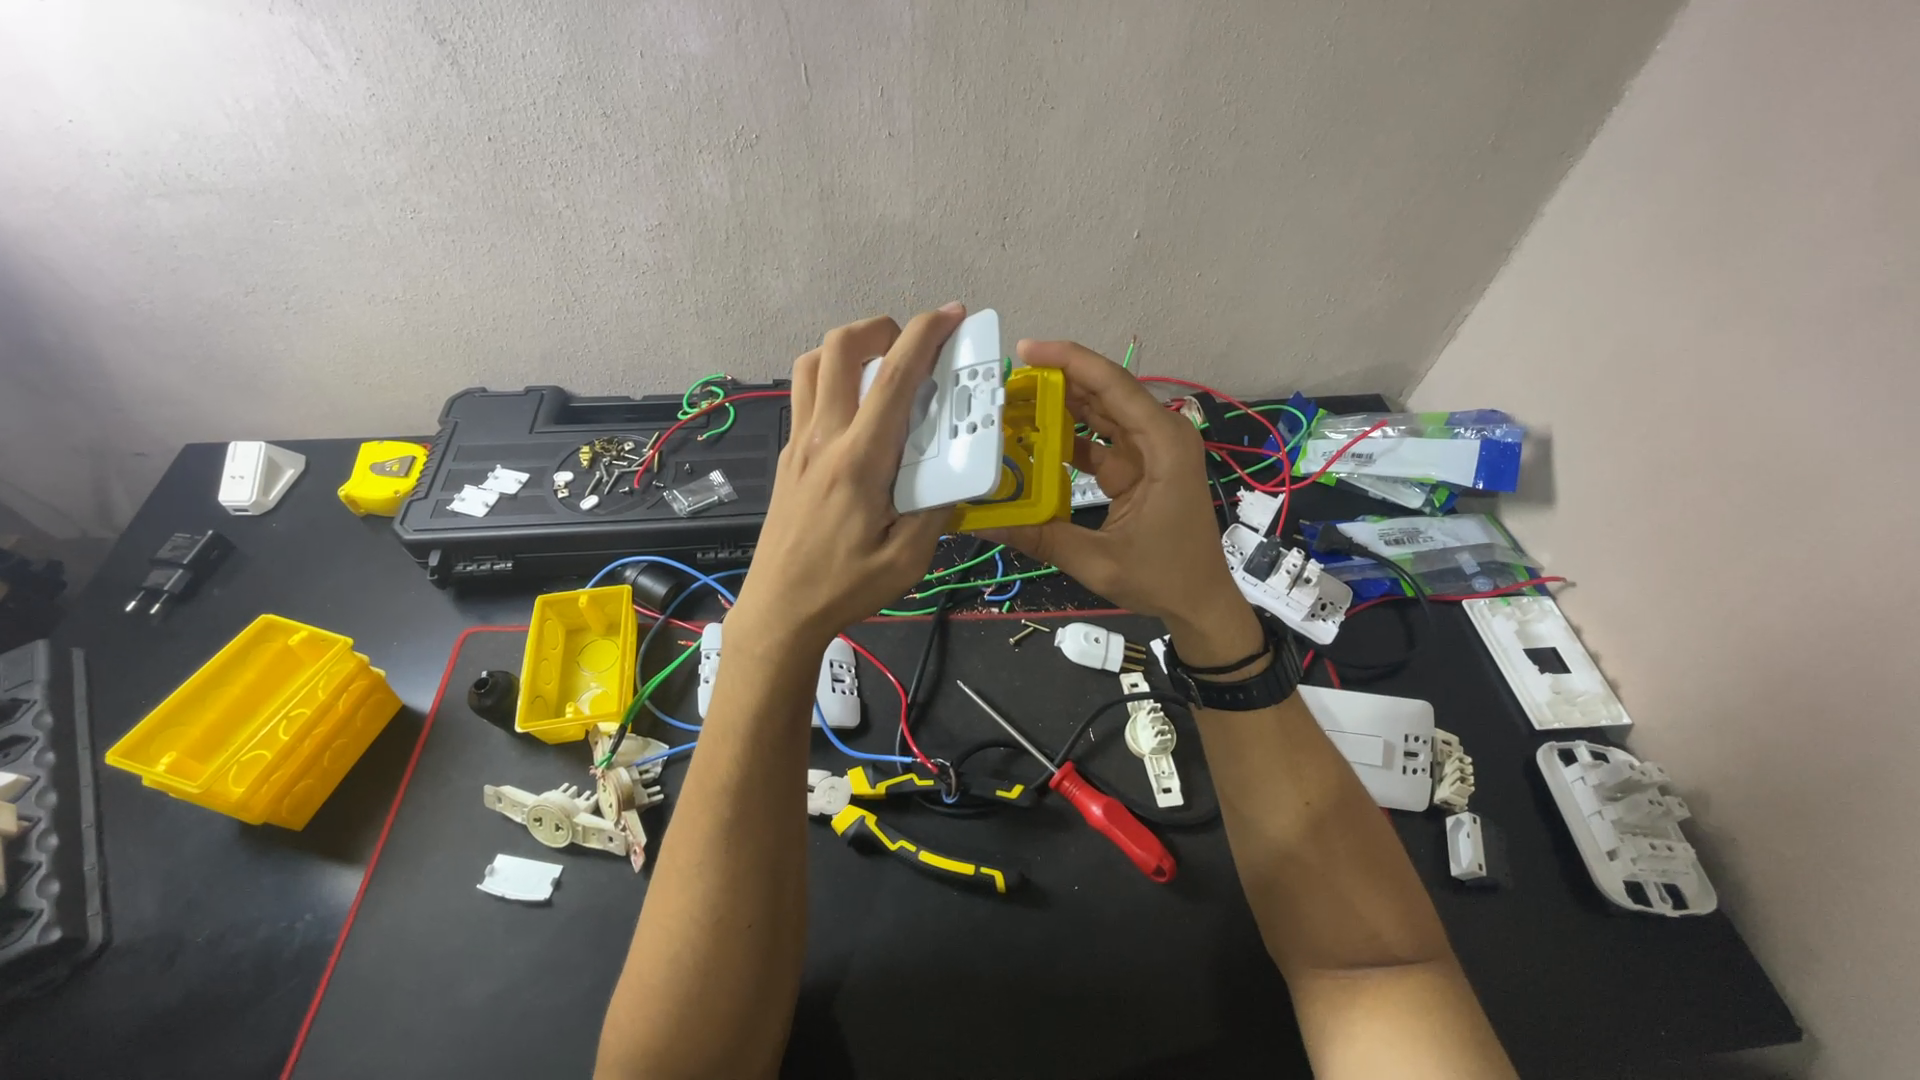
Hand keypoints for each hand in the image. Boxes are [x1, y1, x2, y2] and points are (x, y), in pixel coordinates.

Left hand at [726, 306, 962, 648]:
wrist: (779, 610)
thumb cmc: (844, 588)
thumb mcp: (908, 559)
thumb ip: (937, 509)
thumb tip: (958, 472)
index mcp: (859, 460)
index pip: (893, 378)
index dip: (924, 335)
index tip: (950, 314)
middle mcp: (822, 439)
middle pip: (838, 348)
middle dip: (879, 326)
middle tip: (911, 344)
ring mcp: (798, 445)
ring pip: (810, 364)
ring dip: (847, 349)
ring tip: (880, 367)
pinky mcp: (787, 458)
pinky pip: (803, 395)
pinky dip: (830, 379)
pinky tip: (856, 411)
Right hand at [973, 340, 1257, 655]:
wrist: (1201, 603)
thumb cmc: (1164, 578)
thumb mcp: (1099, 560)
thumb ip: (1041, 537)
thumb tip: (982, 523)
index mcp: (1162, 446)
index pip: (1114, 386)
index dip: (1070, 361)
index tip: (1026, 350)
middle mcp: (1160, 437)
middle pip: (1105, 392)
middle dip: (1057, 381)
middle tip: (1005, 380)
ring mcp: (1150, 451)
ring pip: (1101, 414)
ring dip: (1061, 407)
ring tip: (1011, 403)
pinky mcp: (1139, 468)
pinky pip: (1099, 442)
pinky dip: (1069, 439)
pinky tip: (1033, 440)